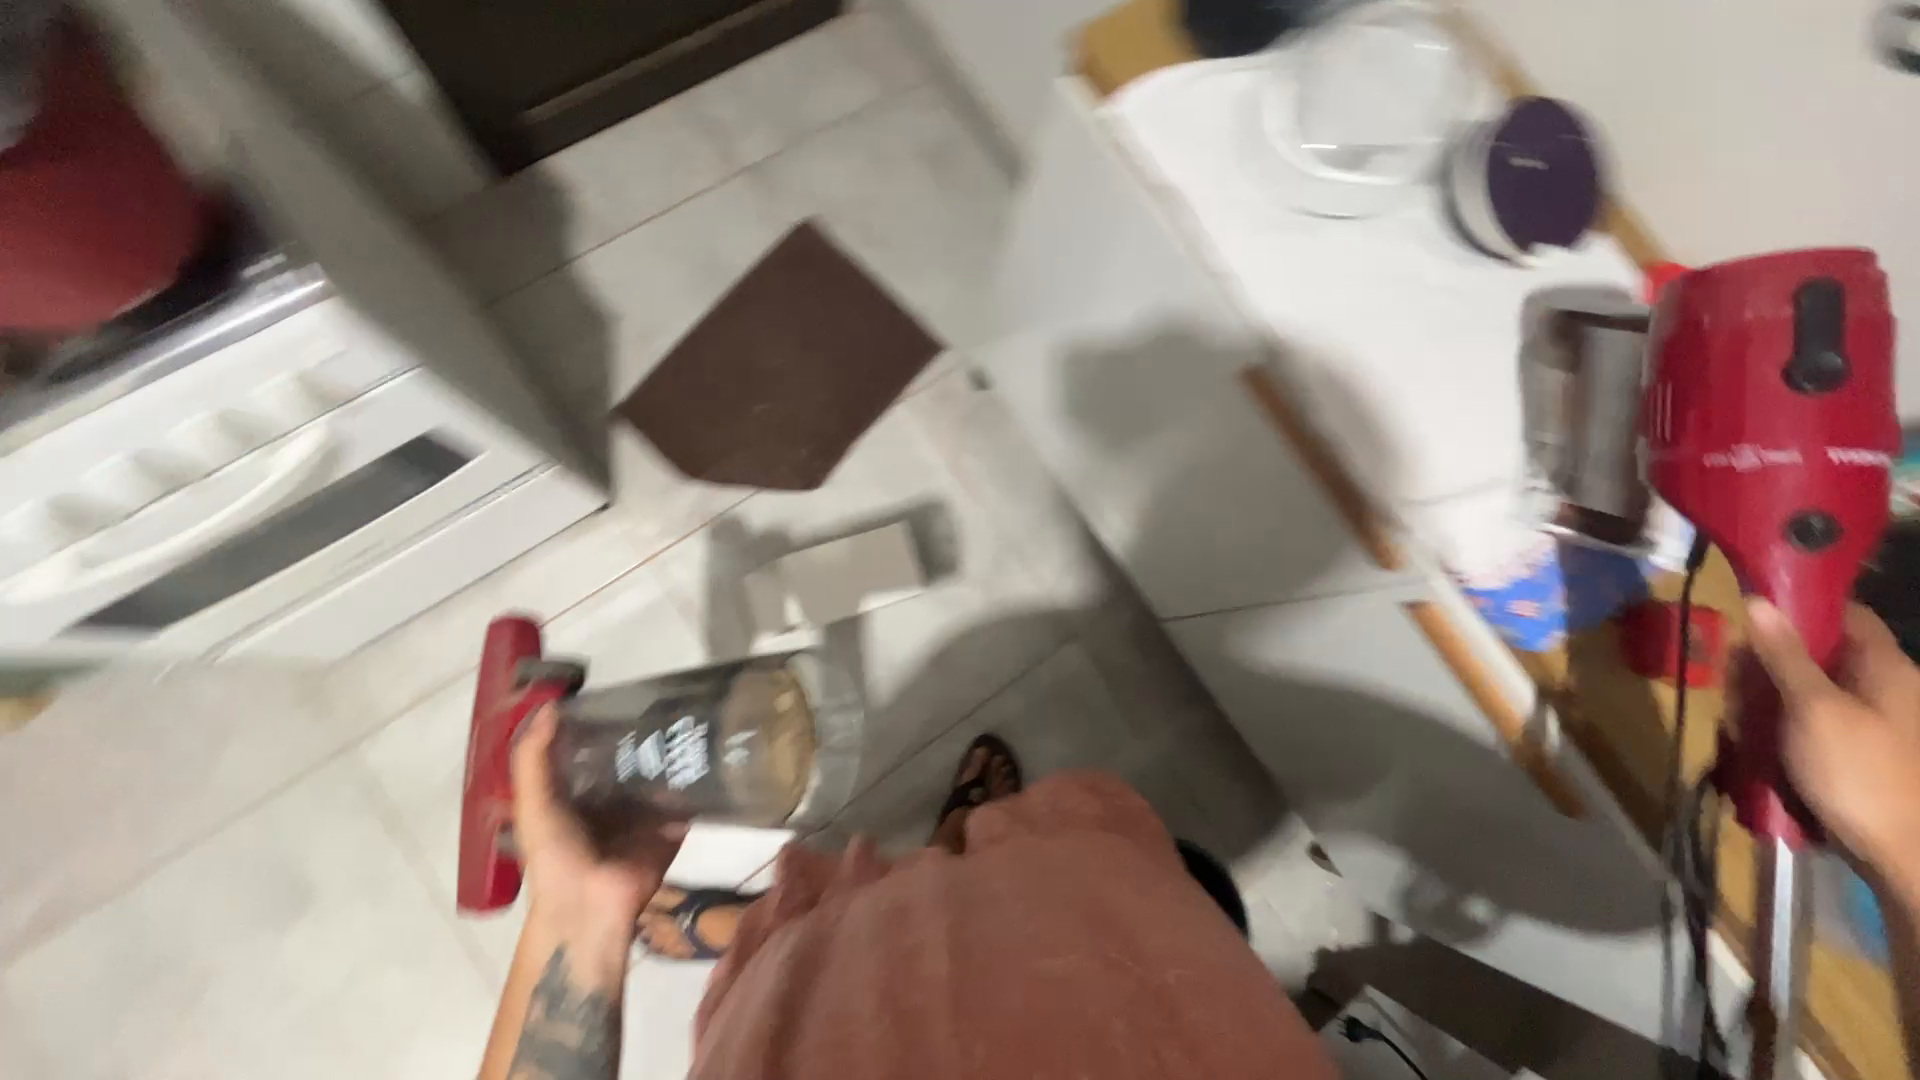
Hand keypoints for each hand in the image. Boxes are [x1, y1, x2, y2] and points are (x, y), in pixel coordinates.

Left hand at [511, 706, 685, 957]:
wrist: (591, 905)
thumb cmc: (555, 853)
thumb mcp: (533, 803)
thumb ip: (533, 758)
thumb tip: (550, 705)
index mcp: (579, 794)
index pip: (594, 750)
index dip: (603, 723)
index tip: (620, 691)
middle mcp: (615, 799)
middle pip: (634, 758)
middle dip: (646, 734)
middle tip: (666, 700)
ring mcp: (648, 812)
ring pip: (665, 773)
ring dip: (676, 751)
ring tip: (695, 716)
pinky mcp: (674, 825)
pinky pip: (689, 797)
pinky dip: (700, 778)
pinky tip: (713, 748)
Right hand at [1746, 600, 1919, 893]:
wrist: (1897, 851)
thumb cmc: (1859, 771)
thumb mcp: (1812, 707)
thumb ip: (1784, 655)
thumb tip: (1759, 601)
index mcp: (1887, 670)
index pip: (1847, 615)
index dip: (1802, 606)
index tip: (1750, 613)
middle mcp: (1883, 687)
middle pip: (1815, 652)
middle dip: (1768, 662)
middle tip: (1737, 683)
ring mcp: (1867, 719)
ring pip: (1802, 685)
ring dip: (1764, 695)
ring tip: (1741, 721)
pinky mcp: (1850, 746)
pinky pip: (1803, 717)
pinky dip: (1775, 721)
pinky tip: (1755, 740)